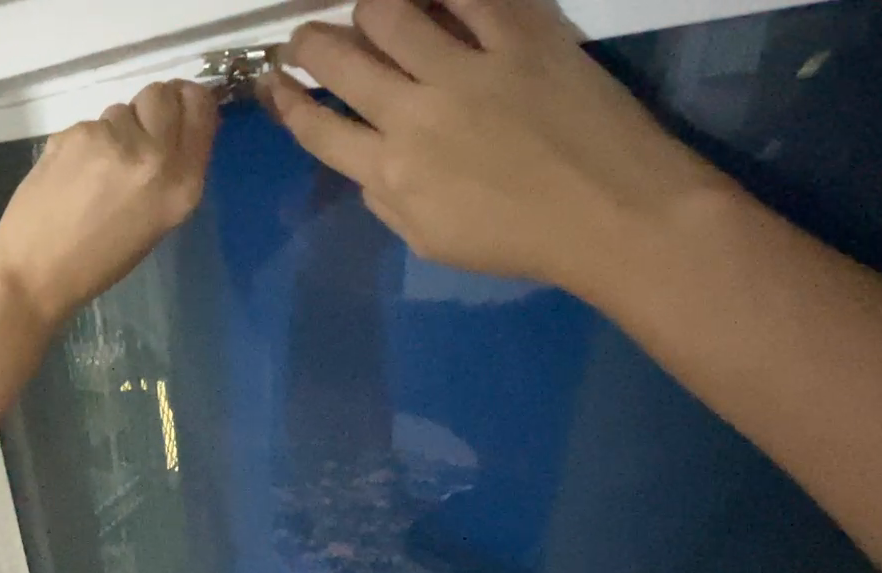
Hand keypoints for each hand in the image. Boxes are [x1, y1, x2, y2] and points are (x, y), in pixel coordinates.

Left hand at [0, 80, 219, 328]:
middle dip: (151, 110)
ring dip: (116, 129)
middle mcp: (155, 155)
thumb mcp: (154, 223)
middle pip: (163, 94)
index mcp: (182, 184)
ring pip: (123, 109)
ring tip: (96, 172)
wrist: (35, 273)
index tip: (175, 115)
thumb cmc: (98, 263)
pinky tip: (70, 176)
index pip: (200, 108)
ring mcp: (113, 141)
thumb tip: (175, 130)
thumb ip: (172, 174)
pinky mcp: (75, 134)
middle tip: (134, 140)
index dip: (187, 104)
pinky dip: (84, 143)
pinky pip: (90, 125)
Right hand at [260, 0, 735, 294]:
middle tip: (307, 39)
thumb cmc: (513, 240)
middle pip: (340, 63)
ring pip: (392, 14)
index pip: (317, 127)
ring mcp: (469, 69)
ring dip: (367, 8)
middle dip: (309, 45)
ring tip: (371, 12)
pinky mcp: (522, 35)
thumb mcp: (426, 240)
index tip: (272, 82)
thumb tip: (364, 160)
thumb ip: (384, 198)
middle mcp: (414, 115)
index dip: (284, 101)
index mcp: (388, 173)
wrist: (609, 213)